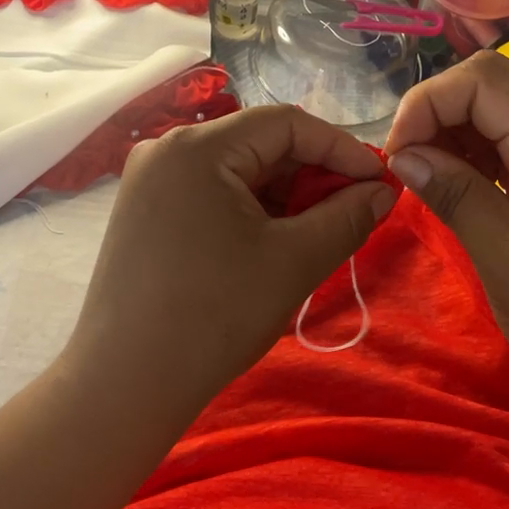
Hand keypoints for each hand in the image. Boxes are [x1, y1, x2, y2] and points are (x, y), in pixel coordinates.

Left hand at [63, 104, 396, 414]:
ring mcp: (150, 181)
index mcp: (197, 147)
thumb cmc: (214, 316)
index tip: (379, 180)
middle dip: (312, 175)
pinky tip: (276, 242)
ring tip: (321, 231)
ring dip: (284, 195)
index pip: (284, 124)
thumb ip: (346, 217)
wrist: (125, 384)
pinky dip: (251, 211)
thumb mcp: (294, 262)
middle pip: (257, 144)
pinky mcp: (145, 212)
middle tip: (355, 210)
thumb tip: (382, 191)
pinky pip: (211, 193)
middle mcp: (167, 149)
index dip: (339, 148)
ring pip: (236, 171)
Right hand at [384, 51, 508, 409]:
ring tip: (434, 183)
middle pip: (495, 84)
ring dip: (460, 134)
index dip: (428, 104)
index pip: (482, 79)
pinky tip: (469, 191)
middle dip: (439, 114)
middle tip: (411, 168)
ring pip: (508, 109)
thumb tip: (405, 154)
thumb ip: (456, 196)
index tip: (399, 158)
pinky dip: (486, 154)